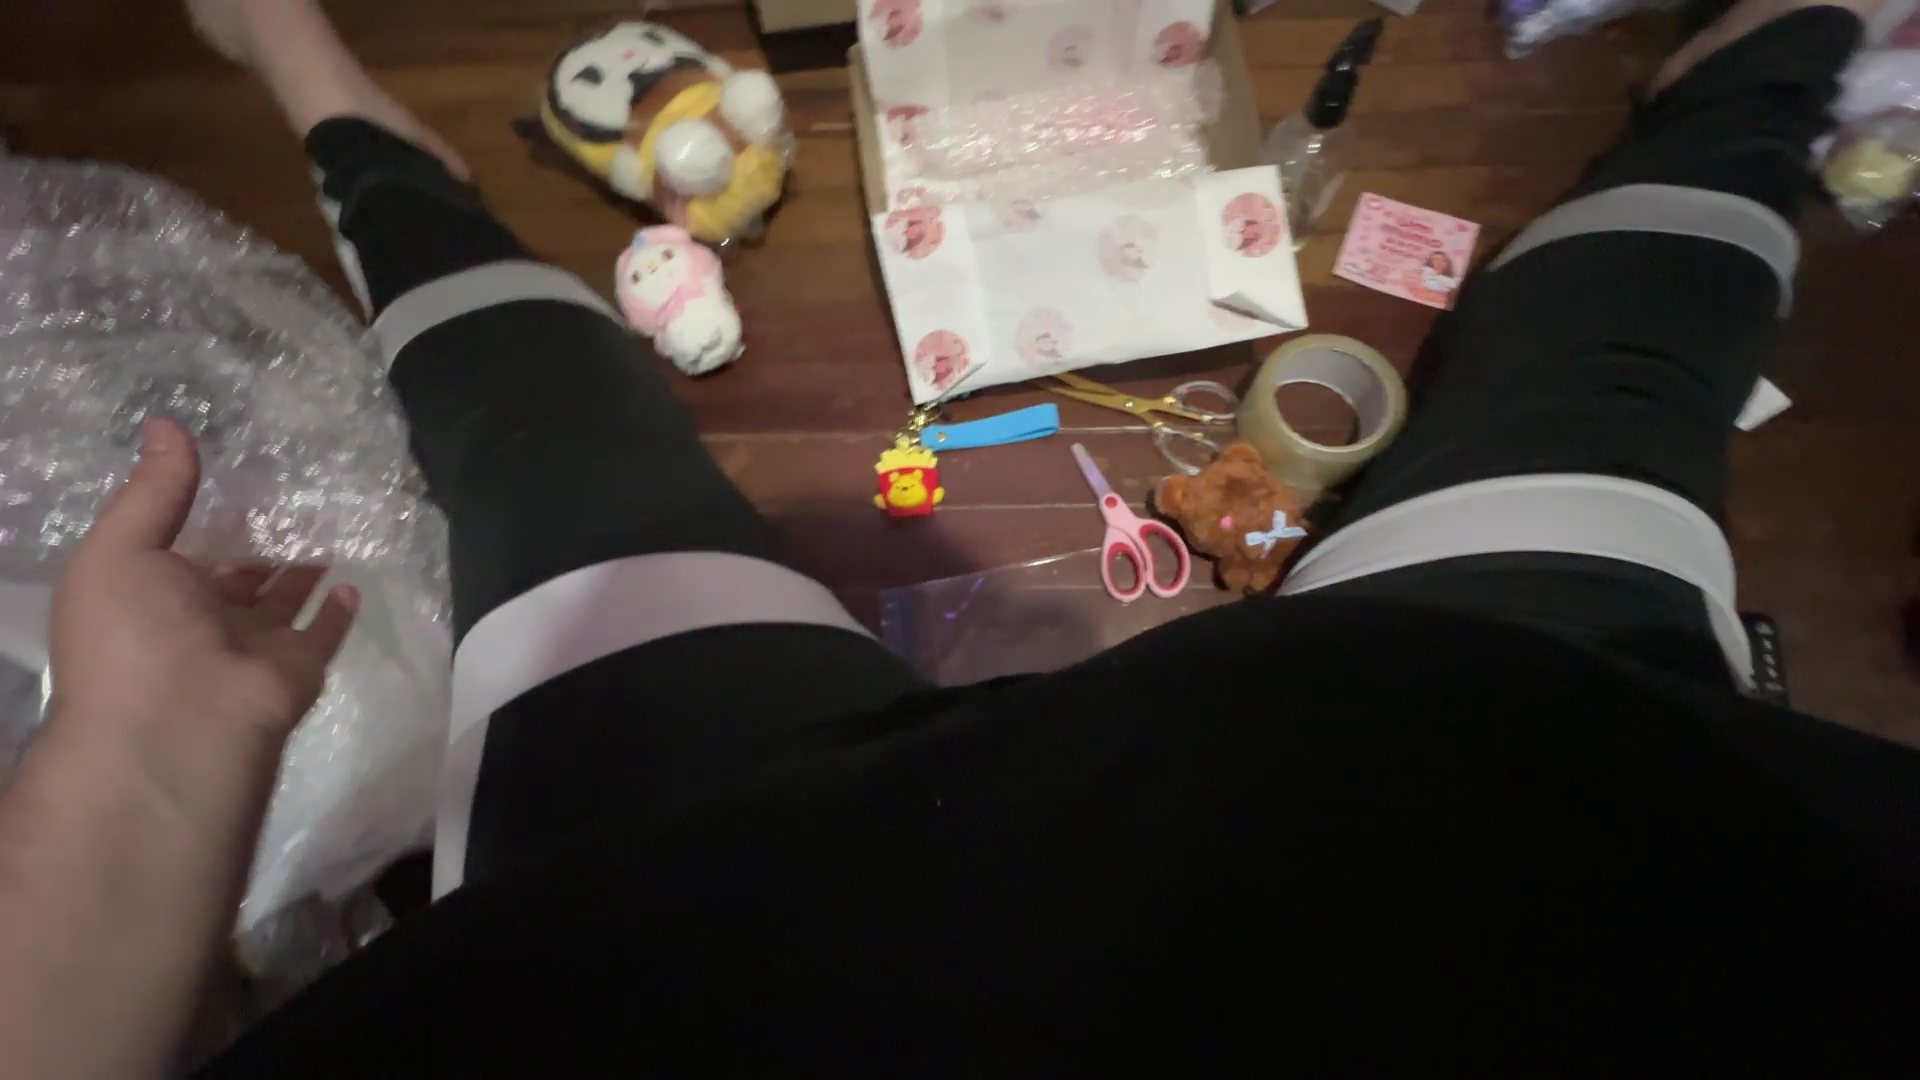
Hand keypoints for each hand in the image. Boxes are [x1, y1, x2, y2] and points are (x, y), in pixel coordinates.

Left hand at [48, 419, 357, 749]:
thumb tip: (167, 424)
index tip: (243, 476)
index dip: (208, 514)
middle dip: (265, 539)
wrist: (184, 715)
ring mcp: (257, 641)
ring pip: (287, 596)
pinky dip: (340, 609)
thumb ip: (155, 492)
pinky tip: (353, 582)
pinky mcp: (302, 660)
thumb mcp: (122, 551)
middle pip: (241, 571)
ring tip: (334, 527)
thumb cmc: (137, 632)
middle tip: (302, 497)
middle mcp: (203, 616)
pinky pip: (326, 630)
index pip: (185, 547)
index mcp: (152, 593)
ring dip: (307, 568)